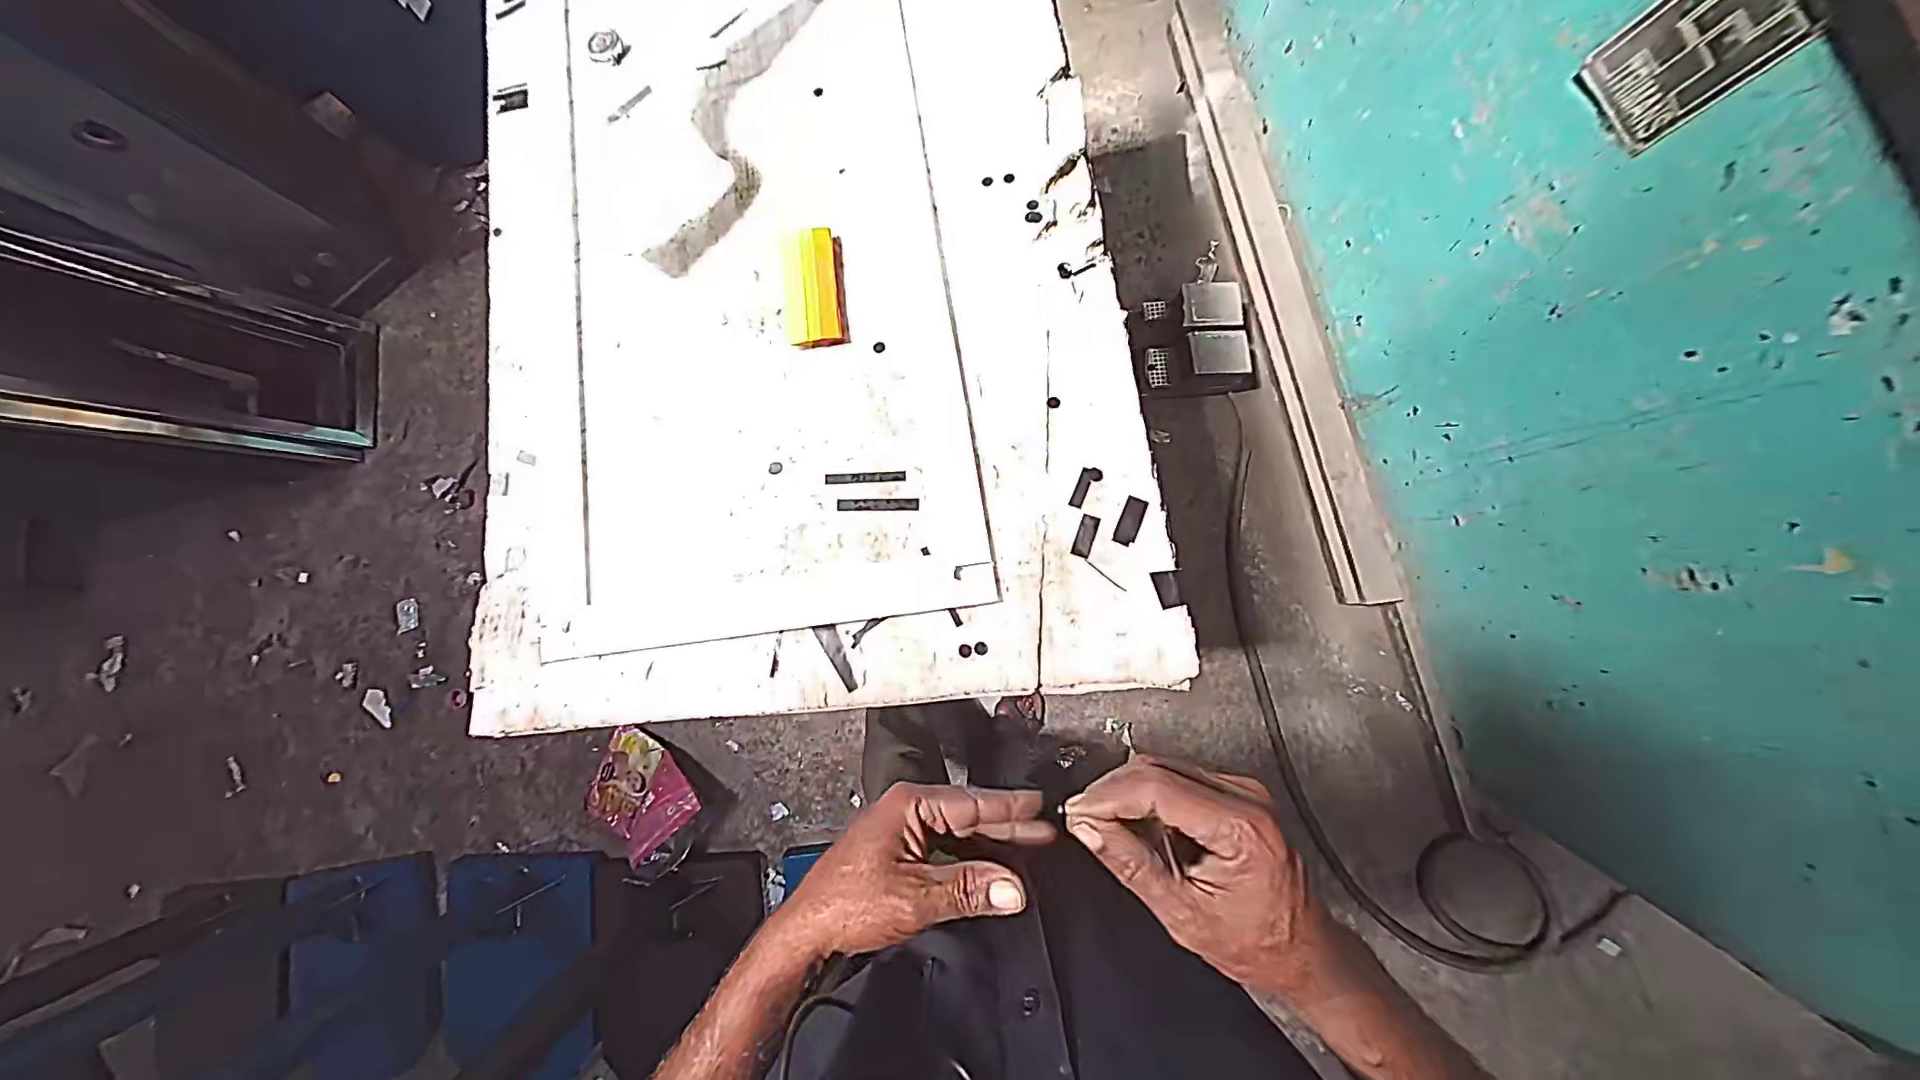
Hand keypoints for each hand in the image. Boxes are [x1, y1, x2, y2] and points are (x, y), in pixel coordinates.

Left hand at [779, 783, 1057, 957]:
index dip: (1009, 807)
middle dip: (1005, 825)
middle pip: (966, 814)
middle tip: (1042, 830)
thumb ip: (969, 889)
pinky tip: (986, 869)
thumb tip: (1011, 887)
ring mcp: (899, 828)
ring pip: (956, 832)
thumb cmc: (842, 905)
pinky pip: (942, 846)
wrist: (805, 933)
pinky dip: (967, 857)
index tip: (1039, 807)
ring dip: (988, 844)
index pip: (972, 802)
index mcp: (907, 804)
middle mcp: (904, 809)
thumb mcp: (916, 897)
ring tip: (1023, 849)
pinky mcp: (897, 849)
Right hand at [1063, 757, 1330, 1003]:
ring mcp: (1241, 789)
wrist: (1303, 950)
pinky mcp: (1233, 790)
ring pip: (1162, 766)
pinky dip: (1147, 794)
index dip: (1108, 796)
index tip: (1079, 811)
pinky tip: (1136, 820)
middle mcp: (1245, 796)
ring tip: (1106, 823)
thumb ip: (1131, 864)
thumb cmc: (1258, 943)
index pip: (1155, 787)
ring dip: (1126, 791)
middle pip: (1155, 768)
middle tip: (1084, 818)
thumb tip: (1089, 828)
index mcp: (1239, 826)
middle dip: (1111, 790)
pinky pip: (1176, 775)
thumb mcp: (1183, 914)